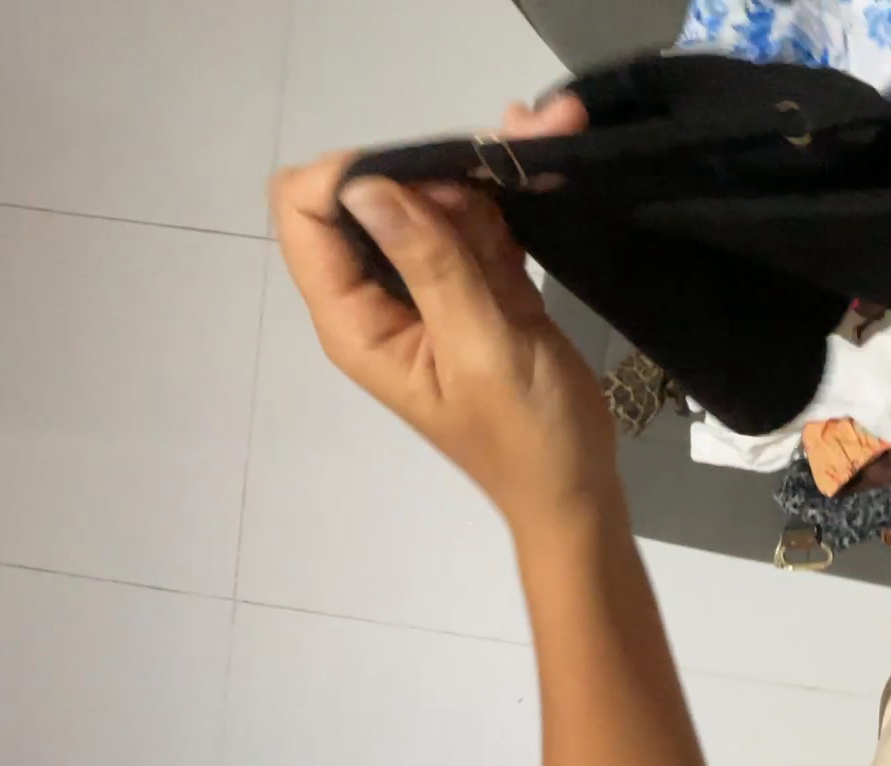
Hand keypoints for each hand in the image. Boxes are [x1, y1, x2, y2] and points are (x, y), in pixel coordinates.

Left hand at [268, 143, 615, 534]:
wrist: (580, 489)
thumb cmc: (531, 439)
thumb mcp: (484, 355)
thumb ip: (435, 271)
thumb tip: (371, 186)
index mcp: (359, 322)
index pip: (309, 215)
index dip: (357, 176)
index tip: (436, 173)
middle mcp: (388, 301)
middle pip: (375, 204)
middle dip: (429, 170)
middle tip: (503, 157)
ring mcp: (441, 299)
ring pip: (436, 214)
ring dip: (477, 182)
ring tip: (538, 150)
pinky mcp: (490, 301)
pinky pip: (482, 238)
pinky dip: (505, 210)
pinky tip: (538, 182)